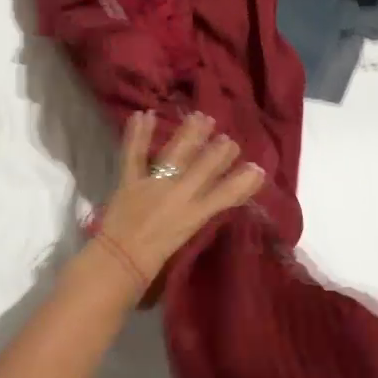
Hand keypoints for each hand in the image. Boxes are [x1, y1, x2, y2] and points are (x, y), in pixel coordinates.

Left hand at [95, 111, 264, 286]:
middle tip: (229, 138)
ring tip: (200, 116)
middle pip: (203, 167)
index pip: (225, 196)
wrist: (120, 262)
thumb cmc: (153, 263)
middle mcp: (178, 195)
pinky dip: (137, 133)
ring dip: (189, 133)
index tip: (258, 168)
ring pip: (175, 154)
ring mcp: (154, 184)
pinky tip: (143, 114)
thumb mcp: (185, 240)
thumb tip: (210, 200)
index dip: (242, 182)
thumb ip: (198, 217)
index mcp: (194, 216)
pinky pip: (134, 153)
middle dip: (218, 151)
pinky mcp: (129, 180)